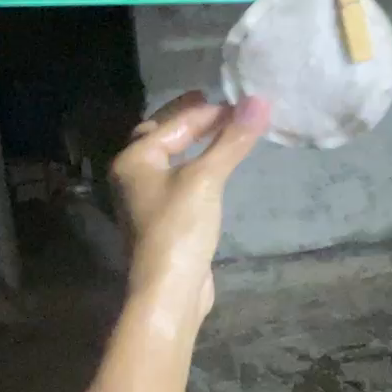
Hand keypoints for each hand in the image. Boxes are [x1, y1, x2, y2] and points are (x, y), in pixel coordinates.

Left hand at [111, 91, 270, 322]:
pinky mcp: (161, 221)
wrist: (168, 290)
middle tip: (220, 106)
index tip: (241, 103)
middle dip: (189, 120)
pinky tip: (214, 169)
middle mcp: (132, 176)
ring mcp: (144, 200)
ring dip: (193, 144)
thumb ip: (231, 140)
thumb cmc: (179, 228)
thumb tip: (259, 101)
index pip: (172, 123)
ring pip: (169, 160)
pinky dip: (195, 168)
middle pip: (161, 136)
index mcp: (134, 159)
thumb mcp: (207, 178)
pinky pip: (178, 181)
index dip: (207, 111)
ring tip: (221, 131)